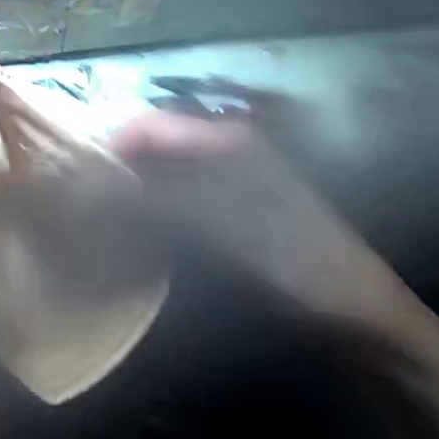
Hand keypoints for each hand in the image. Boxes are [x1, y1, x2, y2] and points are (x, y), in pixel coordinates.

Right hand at [110, 110, 411, 328]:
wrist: (354, 314)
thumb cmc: (292, 259)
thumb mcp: (222, 228)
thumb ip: (157, 200)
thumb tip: (97, 183)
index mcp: (228, 137)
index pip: (156, 125)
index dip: (117, 143)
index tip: (83, 175)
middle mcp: (224, 145)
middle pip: (156, 142)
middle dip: (119, 163)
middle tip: (87, 195)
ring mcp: (225, 176)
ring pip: (162, 167)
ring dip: (132, 186)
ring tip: (103, 212)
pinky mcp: (225, 205)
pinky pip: (175, 193)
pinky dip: (151, 205)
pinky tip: (136, 225)